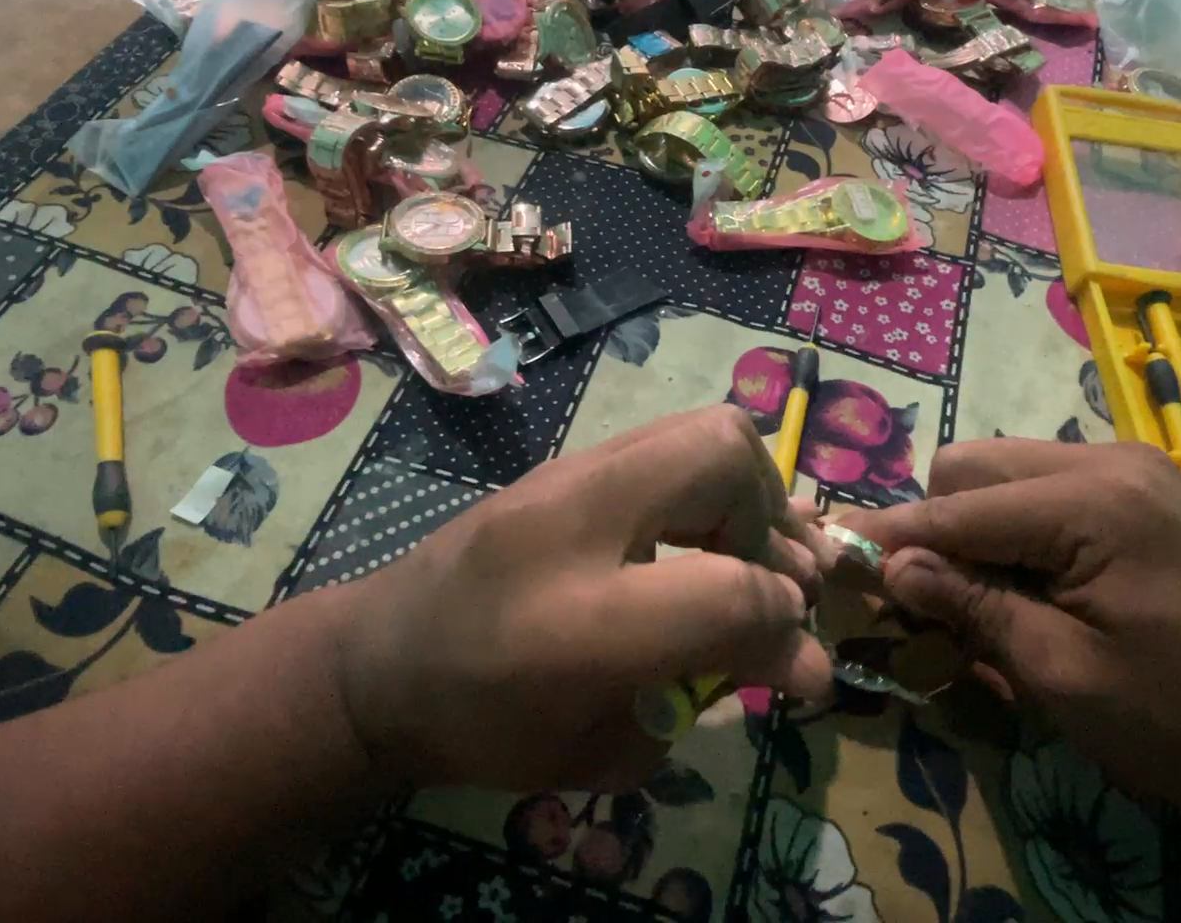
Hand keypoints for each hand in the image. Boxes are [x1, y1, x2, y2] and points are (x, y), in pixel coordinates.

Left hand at [319, 406, 834, 791]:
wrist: (378, 659)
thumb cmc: (480, 726)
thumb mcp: (597, 751)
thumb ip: (705, 697)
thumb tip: (803, 655)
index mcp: (581, 620)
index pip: (731, 590)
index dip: (784, 625)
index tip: (801, 661)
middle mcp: (575, 518)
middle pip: (722, 456)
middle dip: (771, 518)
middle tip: (773, 580)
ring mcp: (564, 472)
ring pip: (700, 428)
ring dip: (746, 492)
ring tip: (749, 550)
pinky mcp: (563, 462)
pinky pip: (667, 442)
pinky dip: (709, 483)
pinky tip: (704, 532)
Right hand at [836, 437, 1180, 815]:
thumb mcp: (1062, 674)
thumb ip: (969, 606)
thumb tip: (890, 565)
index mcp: (1092, 502)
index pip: (954, 507)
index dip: (889, 535)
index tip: (834, 553)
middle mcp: (1106, 461)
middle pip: (970, 467)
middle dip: (934, 526)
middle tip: (928, 598)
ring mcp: (1129, 470)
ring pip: (1000, 471)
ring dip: (970, 527)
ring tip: (978, 596)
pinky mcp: (1140, 492)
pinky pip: (1041, 487)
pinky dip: (1012, 528)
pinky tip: (1027, 583)